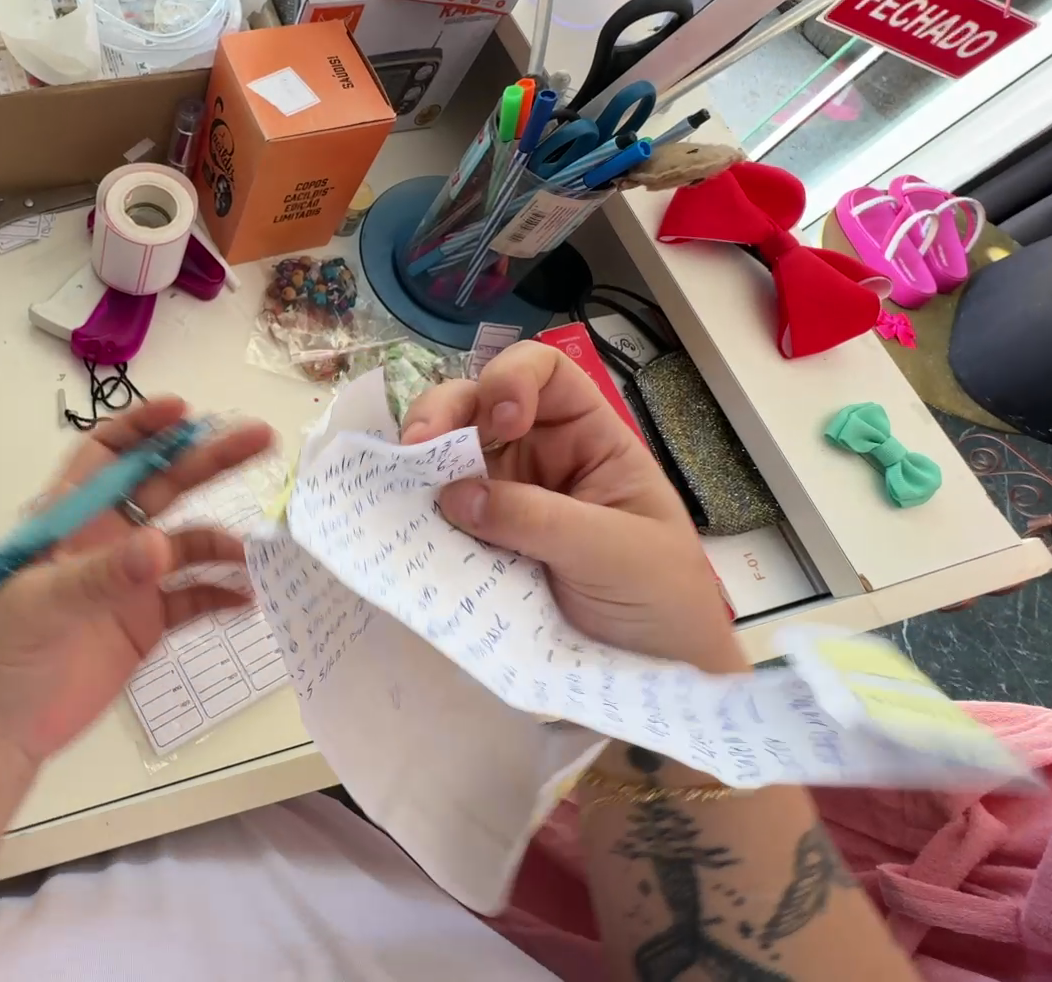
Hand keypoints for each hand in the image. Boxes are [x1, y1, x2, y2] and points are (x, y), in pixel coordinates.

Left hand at [0, 397, 275, 762]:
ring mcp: (129, 581)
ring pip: (186, 543)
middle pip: (163, 486)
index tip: (185, 411)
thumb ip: (101, 576)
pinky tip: (246, 599)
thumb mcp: (42, 606)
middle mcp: (105, 540)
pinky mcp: (145, 623)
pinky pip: (192, 597)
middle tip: (260, 439)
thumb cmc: (1, 654)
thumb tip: (162, 546)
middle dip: (207, 461)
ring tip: (254, 553)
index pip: (107, 455)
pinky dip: (220, 594)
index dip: (143, 428)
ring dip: (221, 541)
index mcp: (70, 519)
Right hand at [401, 342, 746, 673]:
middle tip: (415, 446)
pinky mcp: (466, 537)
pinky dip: (406, 503)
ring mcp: (494, 496)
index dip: (512, 379)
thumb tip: (453, 495)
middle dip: (441, 412)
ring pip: (441, 452)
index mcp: (585, 439)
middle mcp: (532, 456)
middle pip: (475, 403)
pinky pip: (430, 507)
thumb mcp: (615, 552)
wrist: (640, 676)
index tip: (501, 421)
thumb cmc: (657, 601)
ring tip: (395, 479)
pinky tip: (394, 512)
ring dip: (415, 457)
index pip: (544, 375)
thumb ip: (538, 518)